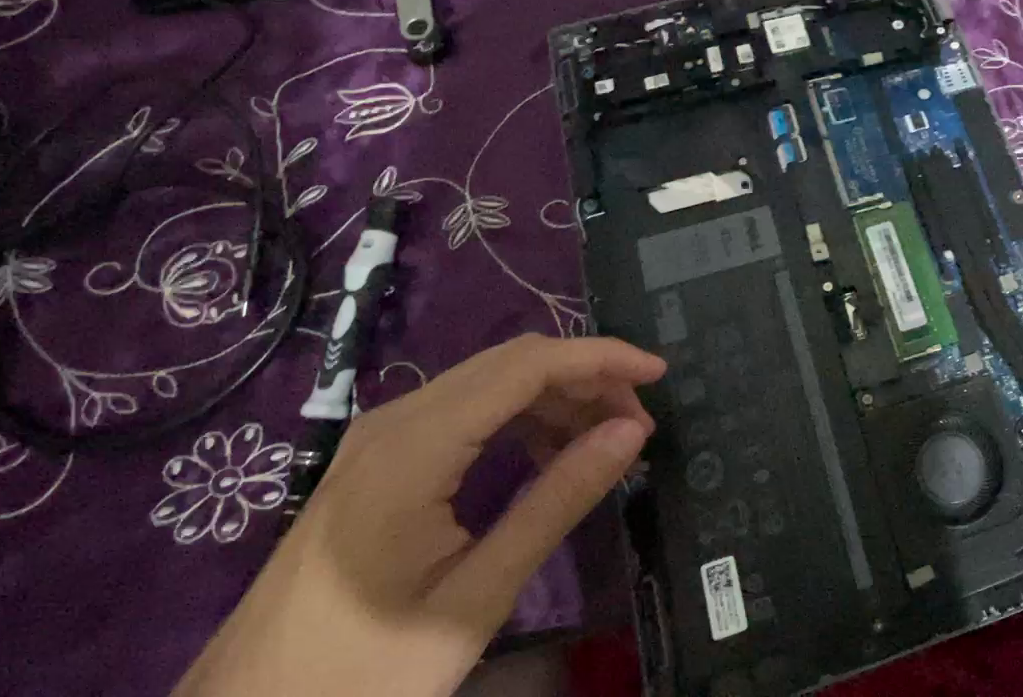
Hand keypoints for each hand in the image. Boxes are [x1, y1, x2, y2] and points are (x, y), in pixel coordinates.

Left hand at [173, 335, 666, 696]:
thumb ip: (558, 501)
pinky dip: (518, 421)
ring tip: (605, 444)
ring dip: (554, 399)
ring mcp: (379, 439)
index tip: (659, 374)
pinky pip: (464, 413)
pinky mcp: (377, 461)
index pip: (525, 366)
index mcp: (413, 447)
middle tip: (638, 425)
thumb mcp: (477, 594)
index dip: (600, 358)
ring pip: (488, 384)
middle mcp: (394, 422)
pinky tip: (547, 457)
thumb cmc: (363, 672)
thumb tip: (631, 432)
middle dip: (584, 378)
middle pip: (509, 364)